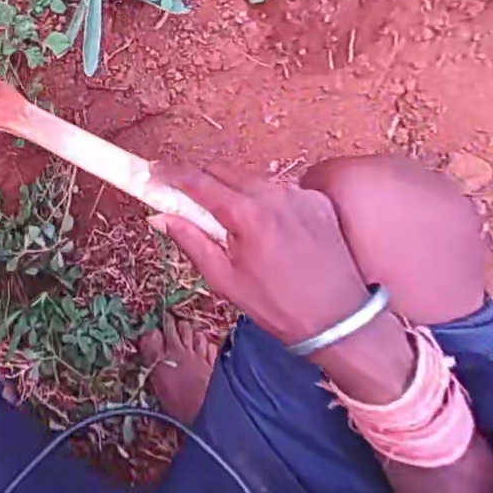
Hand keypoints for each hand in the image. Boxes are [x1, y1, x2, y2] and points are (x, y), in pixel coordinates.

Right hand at [151, 162, 413, 396]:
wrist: (341, 321)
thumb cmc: (277, 305)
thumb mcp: (224, 279)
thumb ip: (190, 240)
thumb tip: (159, 217)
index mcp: (248, 214)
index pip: (198, 181)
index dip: (170, 173)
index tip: (151, 172)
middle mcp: (275, 194)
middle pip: (222, 171)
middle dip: (198, 180)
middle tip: (182, 198)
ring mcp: (299, 195)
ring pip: (250, 178)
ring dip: (230, 189)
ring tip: (225, 220)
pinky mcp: (317, 200)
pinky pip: (277, 189)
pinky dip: (260, 199)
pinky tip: (261, 226)